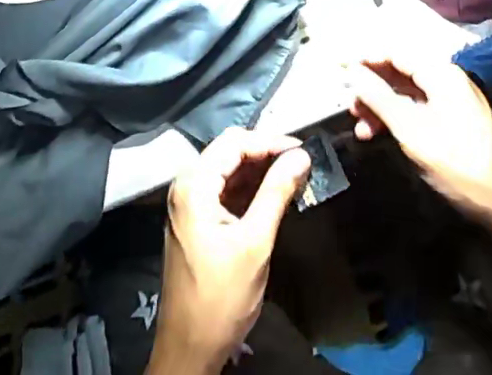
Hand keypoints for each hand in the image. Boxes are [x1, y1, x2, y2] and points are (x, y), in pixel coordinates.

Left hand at [151, 128, 310, 374]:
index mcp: (194, 185)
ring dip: (261, 169)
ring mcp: (190, 202)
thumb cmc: (220, 298)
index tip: (304, 149)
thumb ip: (276, 193)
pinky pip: (226, 188)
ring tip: (295, 174)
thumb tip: (301, 156)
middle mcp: (187, 185)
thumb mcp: (254, 242)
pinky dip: (251, 187)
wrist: (189, 349)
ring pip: (230, 169)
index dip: (271, 142)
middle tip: (302, 161)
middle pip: (230, 151)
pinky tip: (276, 192)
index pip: (235, 143)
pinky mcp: (198, 218)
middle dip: (267, 152)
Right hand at [346, 47, 491, 225]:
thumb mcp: (413, 132)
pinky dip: (397, 118)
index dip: (365, 57)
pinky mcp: (455, 121)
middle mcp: (448, 80)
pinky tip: (380, 135)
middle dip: (371, 85)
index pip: (396, 51)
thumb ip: (380, 99)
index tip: (339, 66)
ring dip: (381, 105)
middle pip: (401, 70)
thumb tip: (353, 72)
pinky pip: (418, 108)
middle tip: (348, 104)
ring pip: (407, 92)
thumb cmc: (460, 165)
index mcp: (442, 74)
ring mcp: (453, 101)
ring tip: (361, 127)